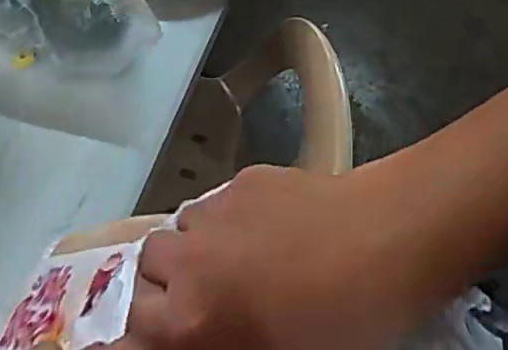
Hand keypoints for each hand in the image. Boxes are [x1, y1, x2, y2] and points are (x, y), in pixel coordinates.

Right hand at [115, 166, 422, 349]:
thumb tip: (205, 329)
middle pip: (145, 266)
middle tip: (199, 298)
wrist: (380, 240)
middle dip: (162, 285)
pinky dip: (227, 216)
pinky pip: (219, 200)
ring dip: (193, 244)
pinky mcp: (248, 175)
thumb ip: (217, 340)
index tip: (155, 334)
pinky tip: (265, 226)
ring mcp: (219, 207)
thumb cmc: (334, 322)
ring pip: (180, 225)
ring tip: (233, 258)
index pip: (126, 330)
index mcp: (187, 317)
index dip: (136, 334)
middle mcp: (190, 257)